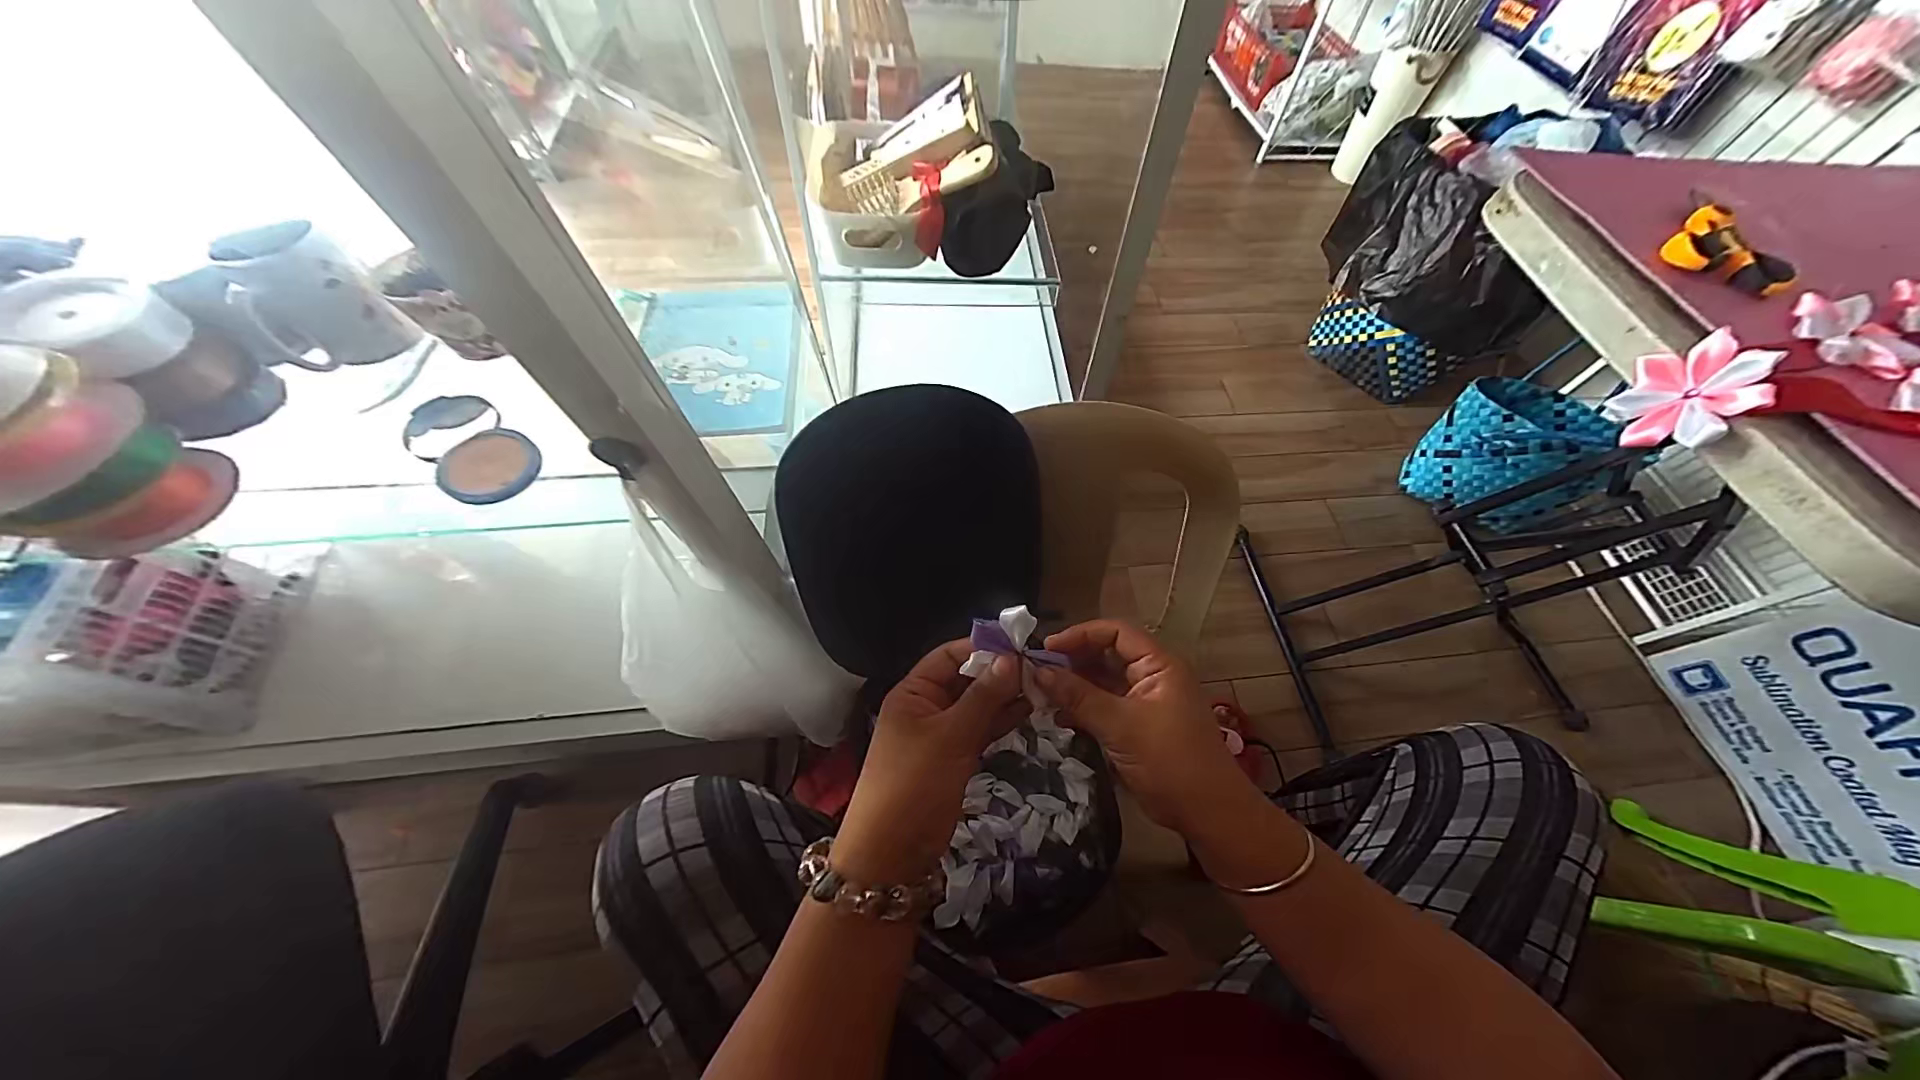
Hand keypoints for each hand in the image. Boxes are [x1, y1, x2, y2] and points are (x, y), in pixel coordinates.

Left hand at [832, 639, 1021, 884]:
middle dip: (998, 672)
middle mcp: (925, 707)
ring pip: (975, 705)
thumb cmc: (915, 783)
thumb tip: (1012, 659)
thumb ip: (983, 697)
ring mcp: (940, 734)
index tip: (1021, 644)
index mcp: (913, 692)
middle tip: (1040, 667)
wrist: (891, 854)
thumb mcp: (950, 735)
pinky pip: (979, 730)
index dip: (982, 647)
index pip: (949, 655)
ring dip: (1004, 696)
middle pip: (965, 679)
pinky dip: (1000, 721)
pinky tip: (1027, 711)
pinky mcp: (953, 758)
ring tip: (1042, 686)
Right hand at [1034, 620, 1265, 841]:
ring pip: (1103, 682)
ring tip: (1041, 695)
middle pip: (1107, 655)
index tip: (1047, 648)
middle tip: (1037, 672)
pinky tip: (1058, 718)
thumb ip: (1078, 696)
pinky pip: (1105, 707)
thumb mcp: (1120, 725)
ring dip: (1074, 686)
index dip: (1080, 635)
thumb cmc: (1170, 761)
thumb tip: (1038, 672)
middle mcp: (1152, 677)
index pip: (1115, 632)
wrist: (1208, 814)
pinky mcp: (1138, 727)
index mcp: (1158, 665)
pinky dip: (1082, 708)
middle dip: (1073, 661)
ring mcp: (1145, 702)